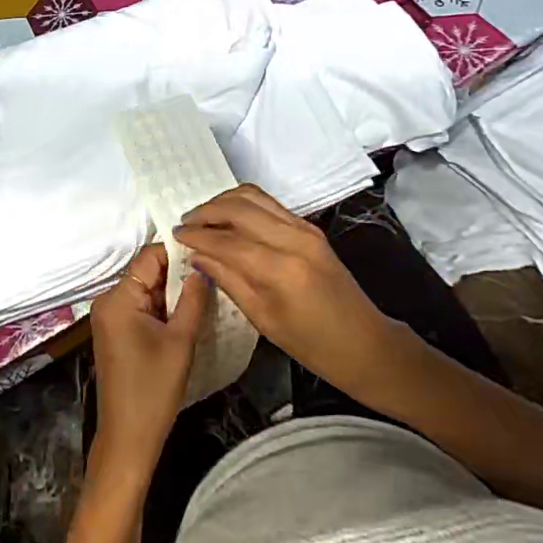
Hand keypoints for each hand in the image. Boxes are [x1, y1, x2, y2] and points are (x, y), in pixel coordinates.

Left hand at [88, 244, 210, 466]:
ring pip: (144, 290)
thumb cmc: (154, 388)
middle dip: (175, 273)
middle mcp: (108, 301)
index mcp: (118, 299)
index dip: (176, 253)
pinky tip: (184, 313)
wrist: (129, 436)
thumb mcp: (180, 341)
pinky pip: (140, 307)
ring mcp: (109, 317)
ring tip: (203, 292)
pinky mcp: (115, 332)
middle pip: (145, 273)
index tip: (205, 253)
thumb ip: (192, 299)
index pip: (148, 258)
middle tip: (209, 274)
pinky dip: (160, 307)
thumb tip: (202, 267)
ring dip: (170, 291)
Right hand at [176, 184, 406, 400]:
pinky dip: (243, 204)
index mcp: (281, 269)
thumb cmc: (313, 345)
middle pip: (238, 208)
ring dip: (223, 201)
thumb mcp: (263, 320)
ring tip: (203, 216)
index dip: (198, 236)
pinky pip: (269, 204)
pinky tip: (229, 217)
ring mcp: (304, 229)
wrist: (366, 343)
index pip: (227, 241)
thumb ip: (228, 281)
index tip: (175, 235)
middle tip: (186, 222)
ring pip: (254, 197)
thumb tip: (197, 257)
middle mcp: (293, 239)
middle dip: (206, 212)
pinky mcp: (310, 228)